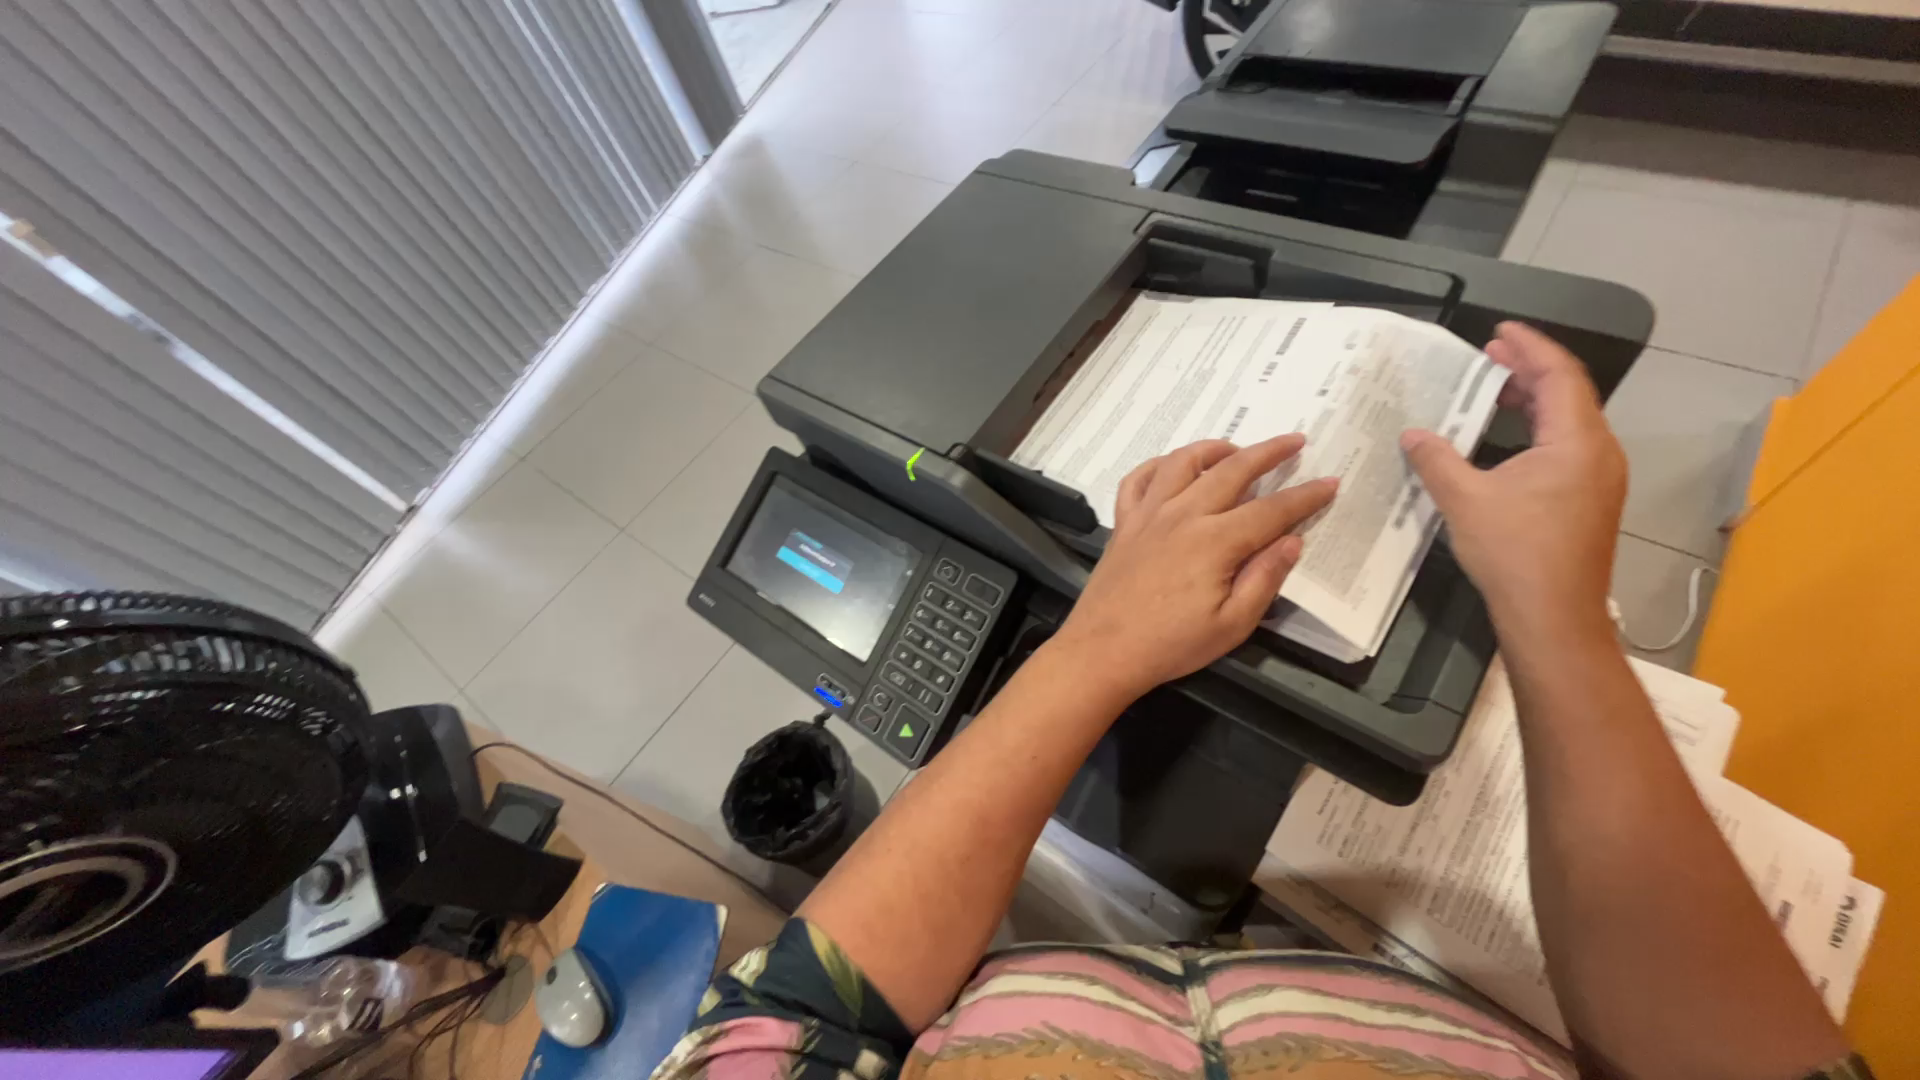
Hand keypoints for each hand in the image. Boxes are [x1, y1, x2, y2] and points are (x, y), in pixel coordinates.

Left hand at [1051, 435, 1337, 699]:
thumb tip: (1292, 541)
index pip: (1270, 510)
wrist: (1103, 651)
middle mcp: (1182, 516)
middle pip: (1231, 471)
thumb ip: (1264, 579)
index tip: (1330, 483)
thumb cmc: (1171, 644)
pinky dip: (1157, 464)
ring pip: (1182, 463)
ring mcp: (1148, 515)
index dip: (1304, 496)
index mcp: (1215, 542)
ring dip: (1214, 449)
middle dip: (1268, 452)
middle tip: (1295, 441)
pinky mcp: (1123, 523)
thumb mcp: (1232, 625)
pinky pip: (1138, 479)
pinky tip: (1173, 467)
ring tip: (1236, 449)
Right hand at [1401, 321, 1625, 642]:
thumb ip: (1437, 459)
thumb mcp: (1464, 499)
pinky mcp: (1587, 499)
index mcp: (1576, 441)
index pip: (1558, 376)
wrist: (1553, 613)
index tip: (1500, 331)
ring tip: (1494, 389)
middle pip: (1568, 394)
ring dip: (1532, 400)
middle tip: (1489, 356)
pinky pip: (1565, 446)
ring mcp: (1597, 478)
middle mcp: (1598, 452)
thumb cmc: (1513, 550)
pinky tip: (1506, 438)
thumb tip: (1413, 434)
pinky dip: (1536, 429)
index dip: (1530, 347)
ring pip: (1568, 422)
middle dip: (1528, 370)